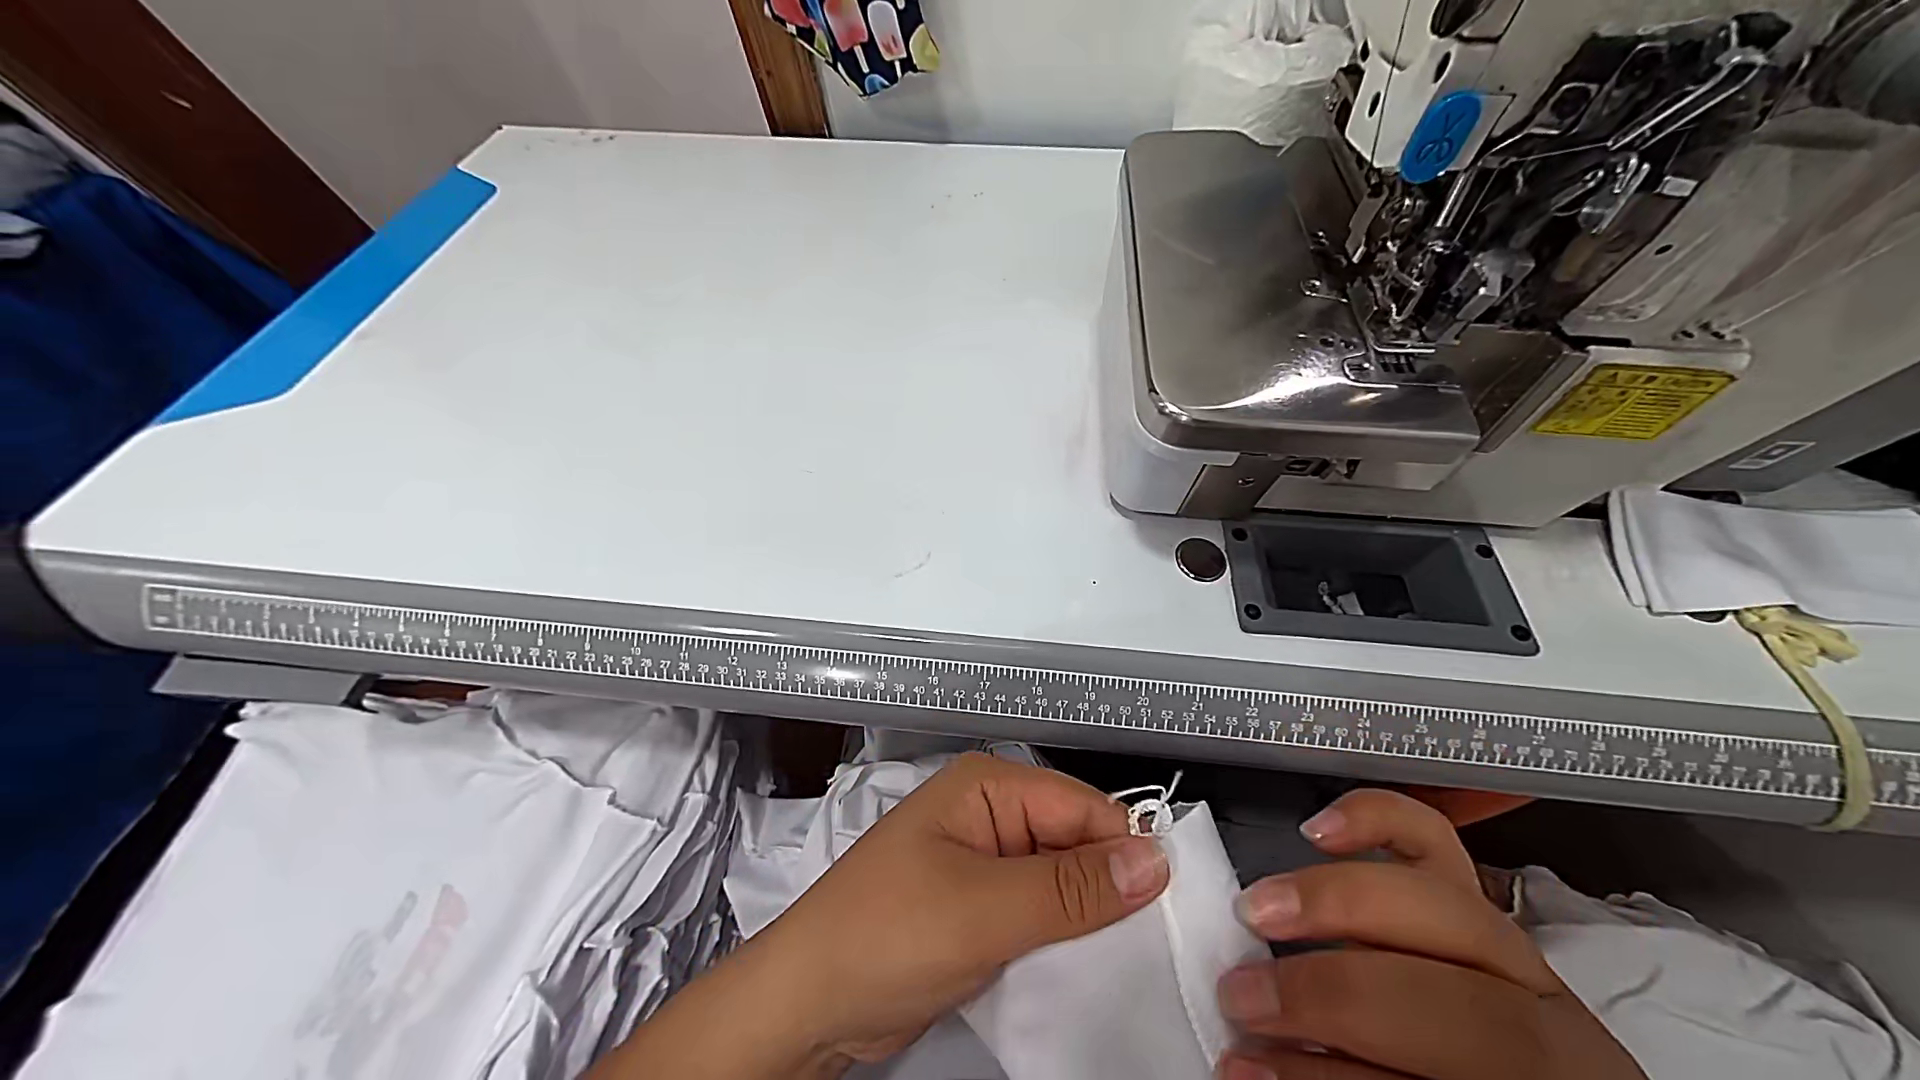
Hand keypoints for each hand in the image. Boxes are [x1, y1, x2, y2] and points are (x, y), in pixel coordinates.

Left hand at [592, 752, 1170, 1079]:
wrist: (810, 1002)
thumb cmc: (884, 936)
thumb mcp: (983, 909)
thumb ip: (1070, 887)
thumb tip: (1153, 860)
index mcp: (988, 787)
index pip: (1083, 807)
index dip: (1126, 852)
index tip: (1168, 908)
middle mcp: (991, 813)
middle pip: (1075, 842)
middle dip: (1110, 888)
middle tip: (1153, 944)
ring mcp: (985, 861)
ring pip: (1062, 881)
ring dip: (1088, 918)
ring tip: (1125, 960)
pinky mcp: (980, 905)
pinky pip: (1040, 912)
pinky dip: (1062, 937)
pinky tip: (1085, 967)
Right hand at [1217, 789, 1646, 1079]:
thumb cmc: (1444, 1079)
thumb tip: (1250, 1062)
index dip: (1326, 1073)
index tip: (1246, 1065)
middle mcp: (1545, 1027)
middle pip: (1449, 999)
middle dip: (1328, 991)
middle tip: (1243, 994)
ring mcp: (1512, 952)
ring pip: (1435, 901)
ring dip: (1328, 901)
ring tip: (1255, 911)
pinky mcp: (1476, 901)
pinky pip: (1433, 840)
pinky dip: (1373, 821)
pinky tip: (1318, 832)